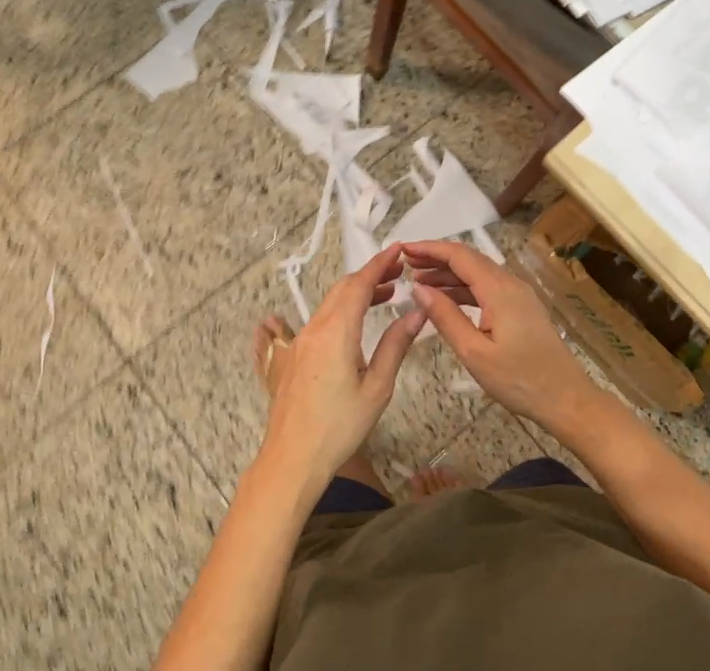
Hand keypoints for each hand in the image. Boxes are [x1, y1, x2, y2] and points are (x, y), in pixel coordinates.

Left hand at [258, 244, 424, 486]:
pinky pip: (317, 320)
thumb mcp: (377, 388)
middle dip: (370, 276)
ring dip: (355, 294)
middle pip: (342, 289)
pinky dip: (340, 311)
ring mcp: (299, 342)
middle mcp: (314, 329)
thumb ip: (395, 346)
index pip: (359, 285)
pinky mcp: (292, 356)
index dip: (379, 265)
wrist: (292, 458)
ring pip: (329, 304)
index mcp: (336, 332)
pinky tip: (356, 323)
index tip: (398, 251)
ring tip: (385, 295)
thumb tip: (417, 313)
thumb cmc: (339, 427)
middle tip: (398, 274)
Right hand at [404, 240, 600, 429]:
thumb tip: (418, 289)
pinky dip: (464, 288)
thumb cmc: (518, 380)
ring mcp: (519, 295)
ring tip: (419, 283)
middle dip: (437, 258)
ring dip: (449, 274)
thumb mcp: (474, 352)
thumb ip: (445, 317)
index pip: (459, 256)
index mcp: (499, 290)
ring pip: (479, 273)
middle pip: (469, 259)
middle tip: (406, 265)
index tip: (403, 250)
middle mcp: (510, 284)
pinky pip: (488, 288)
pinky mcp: (522, 308)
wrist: (566, 399)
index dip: (430, 249)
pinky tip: (447, 300)